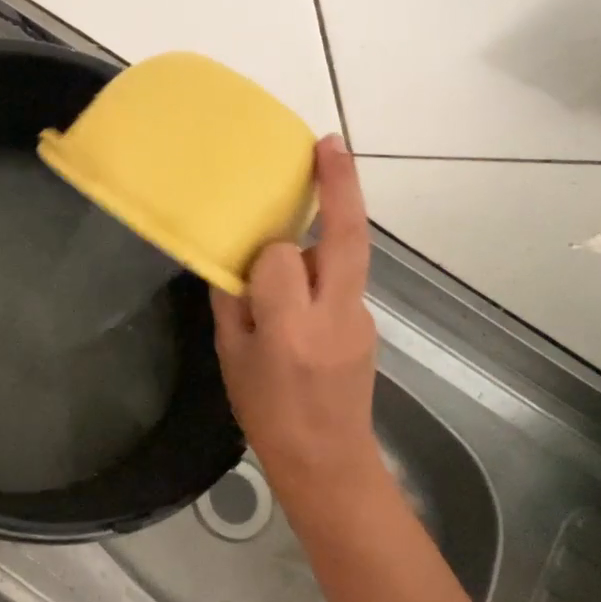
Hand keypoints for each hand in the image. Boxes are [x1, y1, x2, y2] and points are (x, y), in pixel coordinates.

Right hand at [211, 135, 379, 501]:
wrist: (326, 459)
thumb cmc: (265, 413)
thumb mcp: (231, 358)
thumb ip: (232, 304)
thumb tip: (233, 261)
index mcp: (289, 326)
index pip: (279, 257)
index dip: (262, 255)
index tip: (244, 269)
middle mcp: (333, 314)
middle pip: (344, 236)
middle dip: (341, 184)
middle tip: (329, 142)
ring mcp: (360, 317)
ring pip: (343, 257)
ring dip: (323, 235)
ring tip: (303, 225)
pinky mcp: (369, 323)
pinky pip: (343, 282)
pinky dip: (321, 273)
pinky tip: (301, 299)